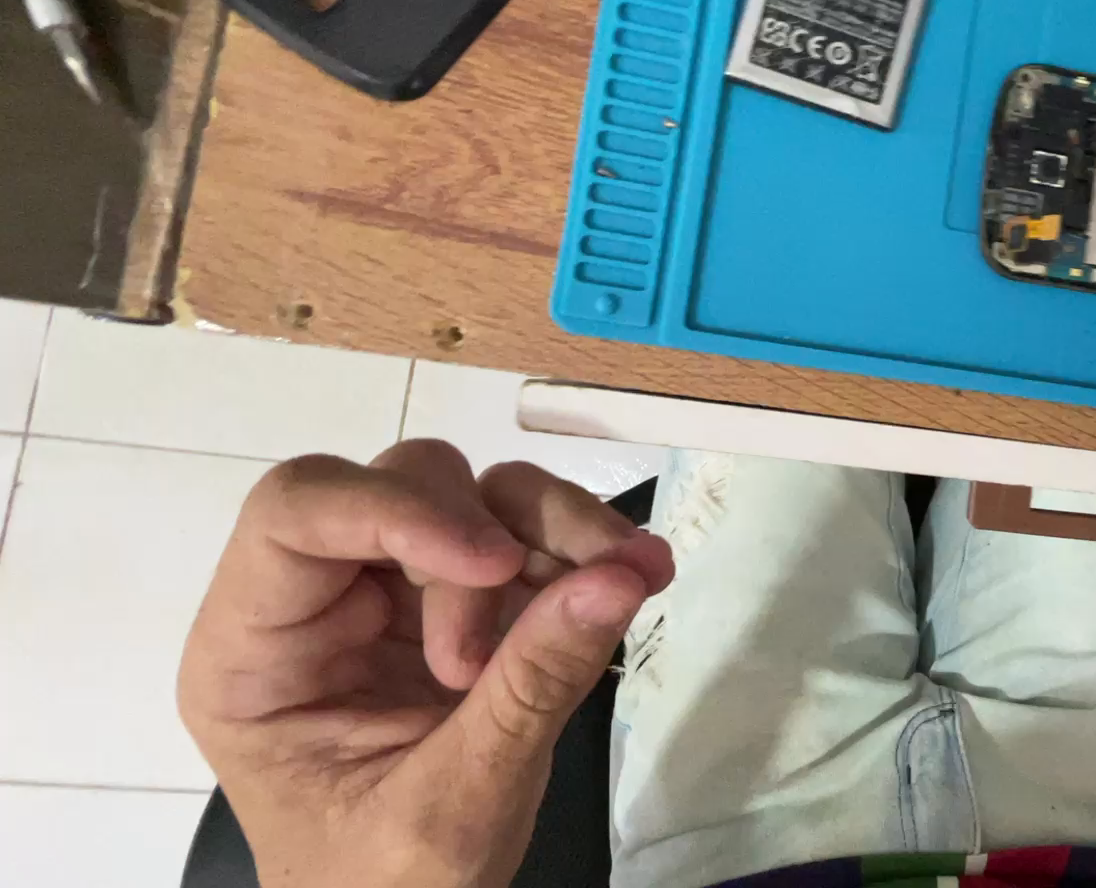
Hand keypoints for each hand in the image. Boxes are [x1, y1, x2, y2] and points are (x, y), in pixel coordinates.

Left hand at [178, 440, 672, 887]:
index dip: (400, 511)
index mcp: (265, 649)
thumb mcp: (456, 806)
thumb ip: (534, 687)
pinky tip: (638, 582)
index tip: (499, 567)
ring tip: (634, 583)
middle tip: (560, 615)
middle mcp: (341, 595)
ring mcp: (421, 586)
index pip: (302, 512)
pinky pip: (547, 529)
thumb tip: (620, 576)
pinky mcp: (492, 592)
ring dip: (568, 531)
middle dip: (503, 535)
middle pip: (418, 483)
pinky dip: (597, 548)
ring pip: (495, 491)